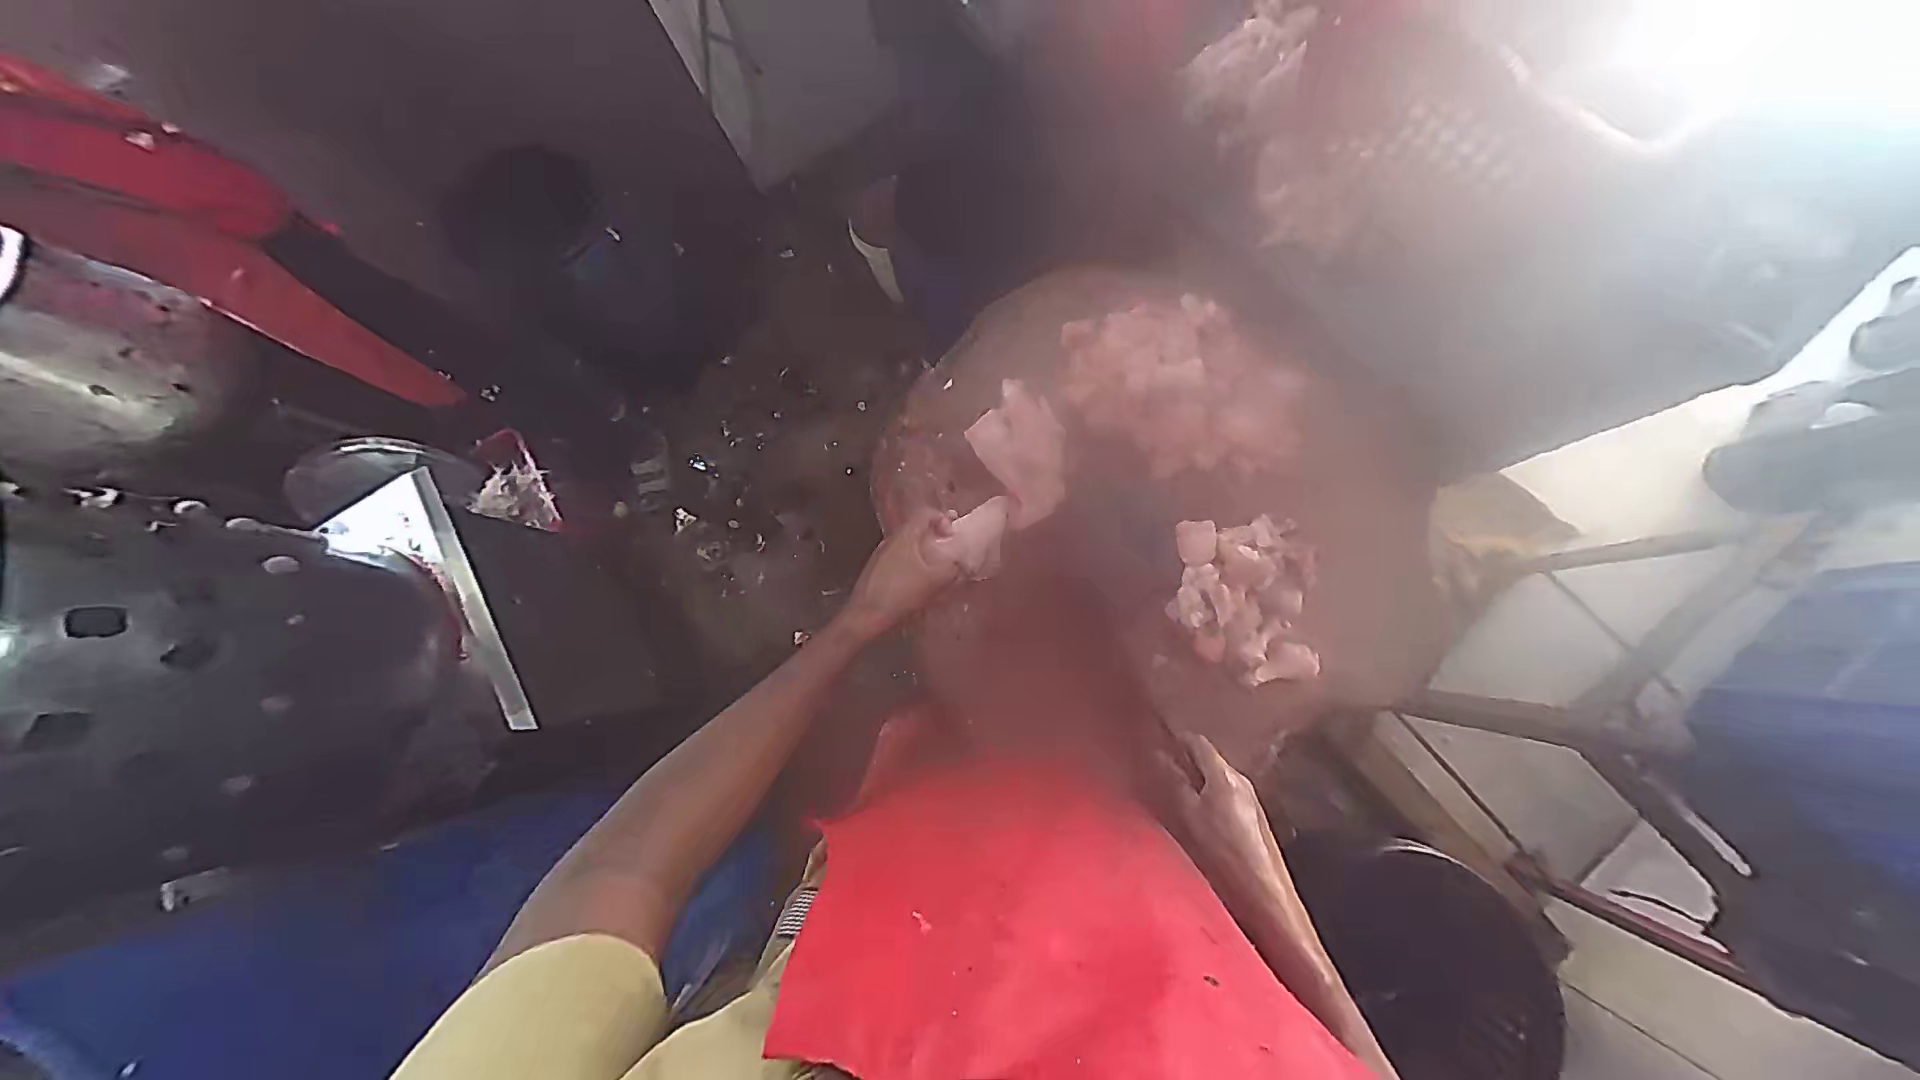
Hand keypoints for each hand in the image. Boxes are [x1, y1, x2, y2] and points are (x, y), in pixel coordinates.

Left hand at [838, 509, 963, 639]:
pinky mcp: (877, 569)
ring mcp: (881, 554)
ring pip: (908, 544)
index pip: (926, 513)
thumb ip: (953, 568)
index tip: (952, 536)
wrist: (866, 614)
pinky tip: (918, 581)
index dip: (943, 520)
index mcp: (906, 536)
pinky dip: (913, 562)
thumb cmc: (902, 593)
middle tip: (948, 551)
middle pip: (917, 528)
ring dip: (924, 551)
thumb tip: (963, 563)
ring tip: (936, 567)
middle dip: (935, 537)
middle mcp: (891, 539)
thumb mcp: (934, 580)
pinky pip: (900, 557)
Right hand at [1155, 732, 1286, 902]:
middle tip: (1158, 770)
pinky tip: (1196, 818)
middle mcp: (1242, 780)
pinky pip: (1225, 795)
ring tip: (1173, 795)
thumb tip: (1158, 757)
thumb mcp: (1187, 814)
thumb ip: (1172, 781)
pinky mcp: (1255, 819)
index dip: (1173, 740)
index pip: (1196, 741)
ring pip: (1215, 778)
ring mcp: (1251, 799)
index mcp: (1225, 774)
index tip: (1155, 744)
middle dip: (1182, 762)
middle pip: (1207, 759)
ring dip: (1195, 781)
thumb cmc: (1226, 855)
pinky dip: (1208, 798)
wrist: (1265, 895)